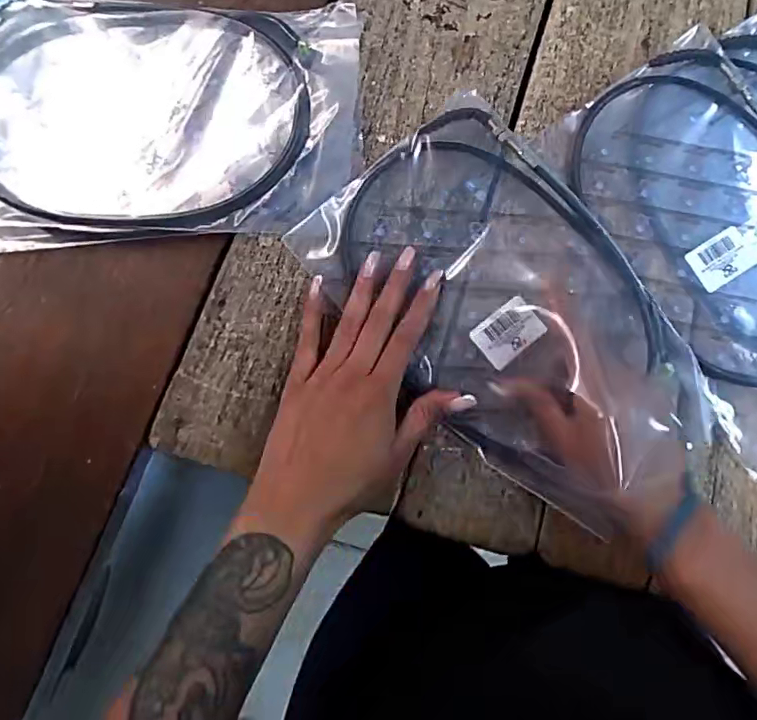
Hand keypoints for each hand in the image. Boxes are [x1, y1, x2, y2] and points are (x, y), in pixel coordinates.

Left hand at [241, 247, 471, 546]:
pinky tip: (318, 285)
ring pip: (348, 322)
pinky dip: (313, 311)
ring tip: (373, 258)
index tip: (434, 277)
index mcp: (380, 390)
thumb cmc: (351, 482)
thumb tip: (464, 395)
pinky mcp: (298, 380)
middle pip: (379, 320)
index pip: (406, 337)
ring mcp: (322, 373)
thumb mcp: (396, 455)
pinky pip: (307, 339)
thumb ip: (425, 417)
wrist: (292, 502)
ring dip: (362, 288)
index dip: (422, 304)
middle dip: (396, 284)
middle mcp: (353, 373)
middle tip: (406, 253)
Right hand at [498, 288, 689, 546]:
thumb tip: (507, 382)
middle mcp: (620, 371)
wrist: (659, 501)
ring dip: (581, 366)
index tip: (552, 276)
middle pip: (588, 345)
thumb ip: (538, 406)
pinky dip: (598, 380)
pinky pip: (617, 375)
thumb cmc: (606, 473)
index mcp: (595, 379)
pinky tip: (589, 405)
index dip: (562, 302)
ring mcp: (639, 381)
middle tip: (541, 359)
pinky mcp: (650, 393)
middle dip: (564, 346)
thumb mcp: (564, 442)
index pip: (576, 330)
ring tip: (561, 389)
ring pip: (602, 361)